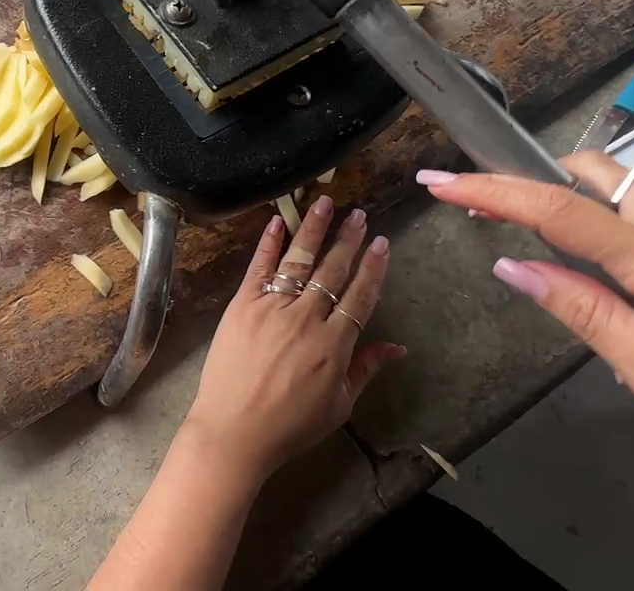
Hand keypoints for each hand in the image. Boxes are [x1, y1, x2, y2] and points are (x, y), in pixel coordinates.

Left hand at [182, 196, 406, 479]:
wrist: (234, 430)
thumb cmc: (291, 425)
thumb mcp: (339, 404)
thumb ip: (366, 369)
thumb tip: (398, 347)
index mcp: (335, 344)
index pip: (360, 296)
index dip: (373, 268)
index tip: (382, 243)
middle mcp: (306, 318)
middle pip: (333, 270)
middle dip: (349, 239)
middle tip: (360, 214)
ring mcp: (272, 307)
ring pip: (298, 260)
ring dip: (313, 229)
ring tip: (325, 203)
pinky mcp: (242, 304)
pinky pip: (258, 267)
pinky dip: (269, 243)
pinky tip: (278, 221)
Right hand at [419, 153, 633, 521]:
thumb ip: (586, 315)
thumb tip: (515, 268)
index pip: (556, 208)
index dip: (488, 190)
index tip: (436, 180)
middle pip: (592, 176)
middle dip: (527, 180)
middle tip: (480, 207)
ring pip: (626, 192)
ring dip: (570, 202)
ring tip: (536, 243)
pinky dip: (611, 225)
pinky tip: (613, 275)